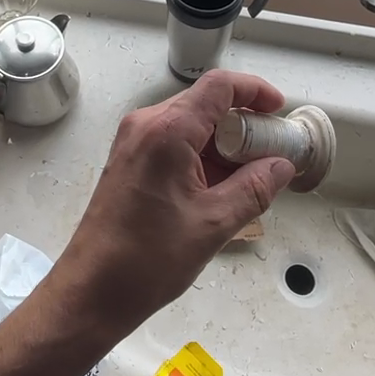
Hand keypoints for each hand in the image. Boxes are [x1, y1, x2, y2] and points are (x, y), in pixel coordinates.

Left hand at [47, 71, 296, 339]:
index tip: (279, 111)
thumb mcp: (213, 223)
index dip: (254, 90)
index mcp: (167, 131)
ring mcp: (133, 141)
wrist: (92, 289)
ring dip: (222, 141)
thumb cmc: (149, 258)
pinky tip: (219, 186)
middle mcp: (146, 125)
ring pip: (189, 123)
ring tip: (251, 176)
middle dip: (243, 122)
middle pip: (204, 103)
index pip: (218, 86)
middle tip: (272, 152)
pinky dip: (200, 154)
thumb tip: (282, 166)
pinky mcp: (128, 160)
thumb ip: (254, 189)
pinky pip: (172, 141)